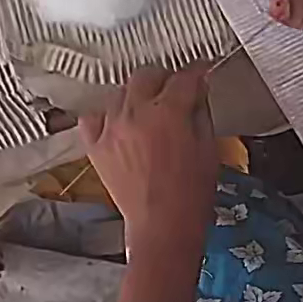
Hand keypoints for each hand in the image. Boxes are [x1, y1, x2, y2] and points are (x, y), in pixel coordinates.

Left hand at [81, 65, 217, 264]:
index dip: (197, 72)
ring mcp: (111, 128)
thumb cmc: (192, 196)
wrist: (163, 229)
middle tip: (175, 92)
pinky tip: (118, 124)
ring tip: (148, 112)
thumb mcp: (209, 151)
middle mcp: (136, 112)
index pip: (184, 78)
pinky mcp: (96, 147)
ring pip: (121, 93)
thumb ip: (202, 114)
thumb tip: (197, 93)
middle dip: (164, 80)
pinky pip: (94, 117)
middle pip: (147, 75)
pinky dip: (106, 116)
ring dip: (137, 96)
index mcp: (169, 112)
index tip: (202, 73)